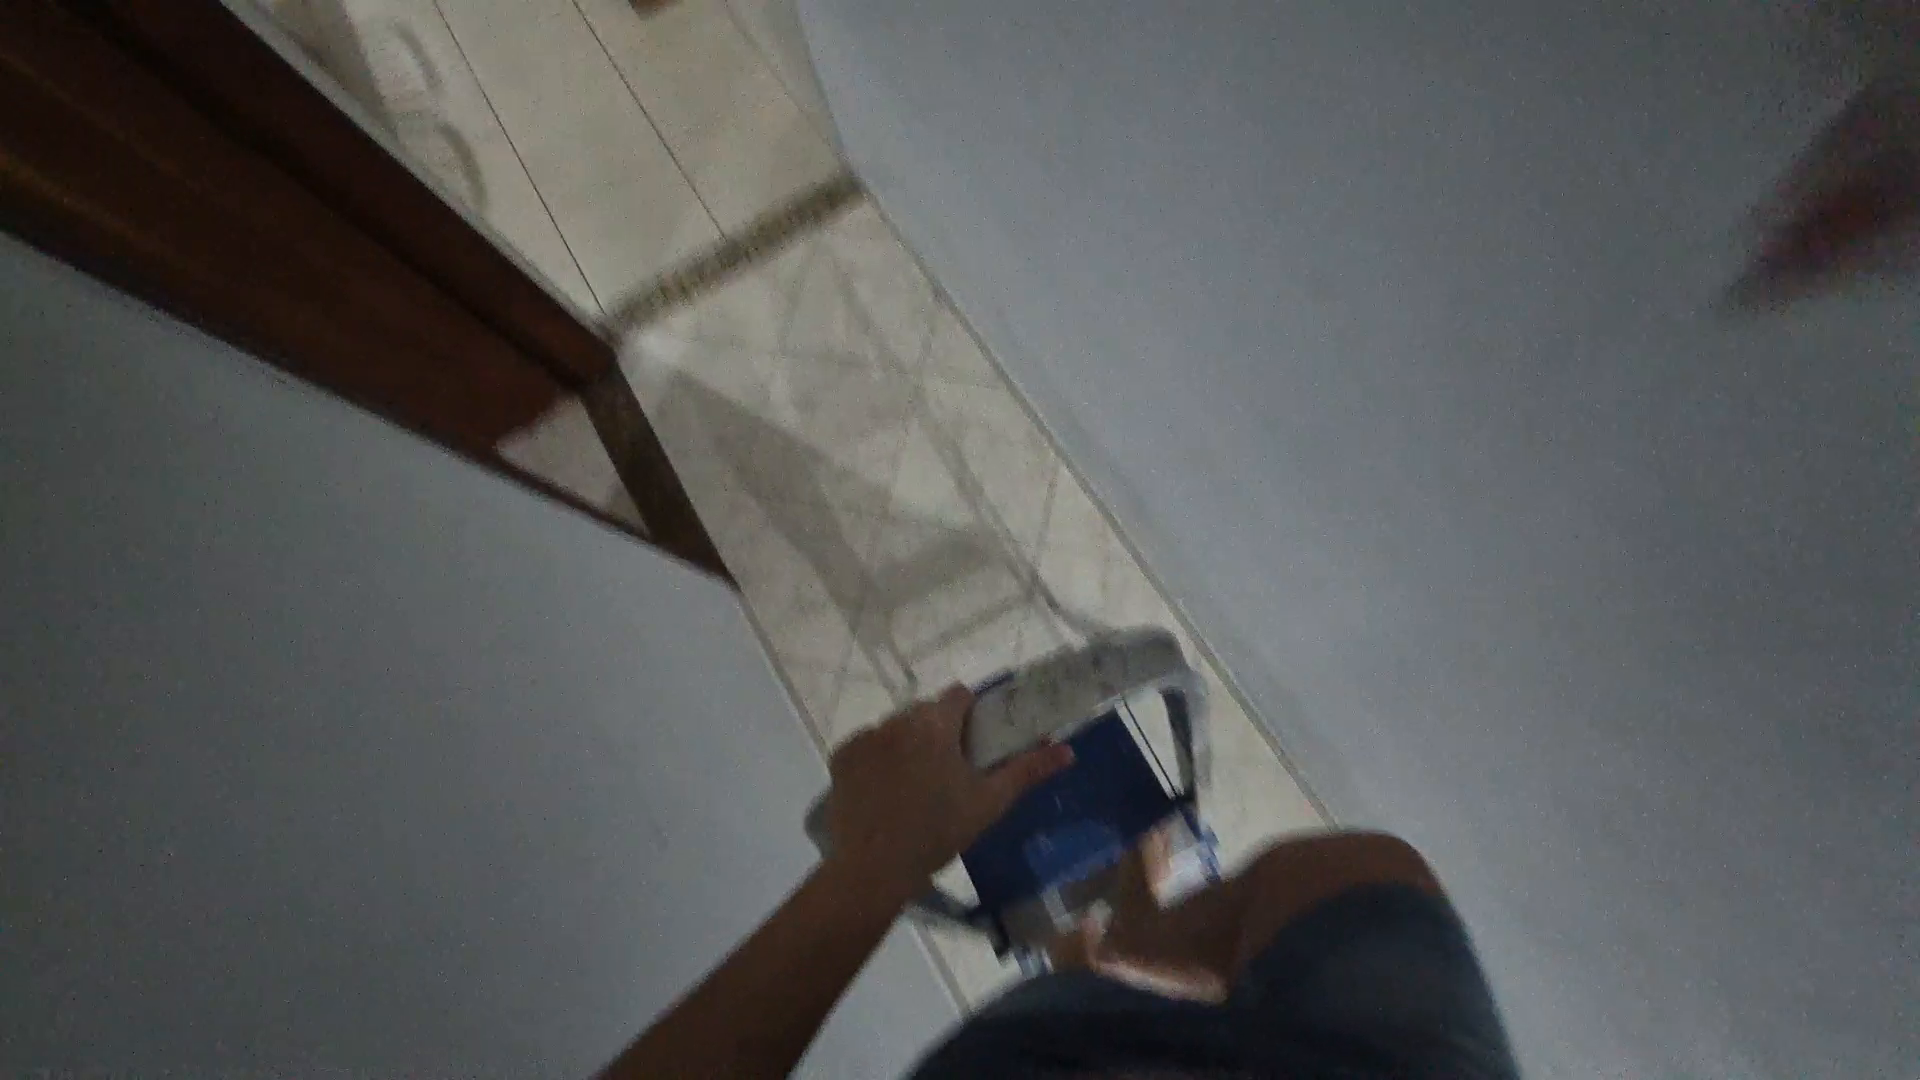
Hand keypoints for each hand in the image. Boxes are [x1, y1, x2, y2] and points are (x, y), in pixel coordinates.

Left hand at [821, 684, 1073, 895]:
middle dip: (937, 732)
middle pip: (926, 713)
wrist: (875, 868)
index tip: (973, 744)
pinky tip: (883, 792)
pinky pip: (866, 746)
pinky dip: (876, 761)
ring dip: (906, 745)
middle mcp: (898, 719)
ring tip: (912, 786)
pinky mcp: (842, 755)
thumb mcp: (989, 802)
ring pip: (895, 729)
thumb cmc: (939, 832)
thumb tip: (1067, 749)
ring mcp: (866, 736)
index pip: (959, 696)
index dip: (969, 714)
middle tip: (946, 773)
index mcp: (936, 723)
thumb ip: (1028, 770)